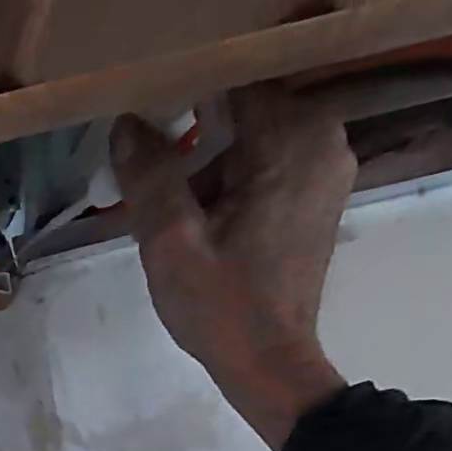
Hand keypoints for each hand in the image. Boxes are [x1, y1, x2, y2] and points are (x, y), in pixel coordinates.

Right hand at [111, 85, 355, 447]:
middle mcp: (322, 141)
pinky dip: (228, 189)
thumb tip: (126, 124)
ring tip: (173, 225)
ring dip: (205, 174)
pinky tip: (201, 230)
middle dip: (190, 149)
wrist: (268, 364)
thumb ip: (150, 176)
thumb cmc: (220, 308)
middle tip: (151, 195)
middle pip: (238, 117)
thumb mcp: (171, 244)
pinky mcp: (316, 198)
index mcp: (292, 141)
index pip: (228, 87)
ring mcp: (324, 170)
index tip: (144, 147)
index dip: (179, 108)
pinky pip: (262, 170)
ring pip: (247, 145)